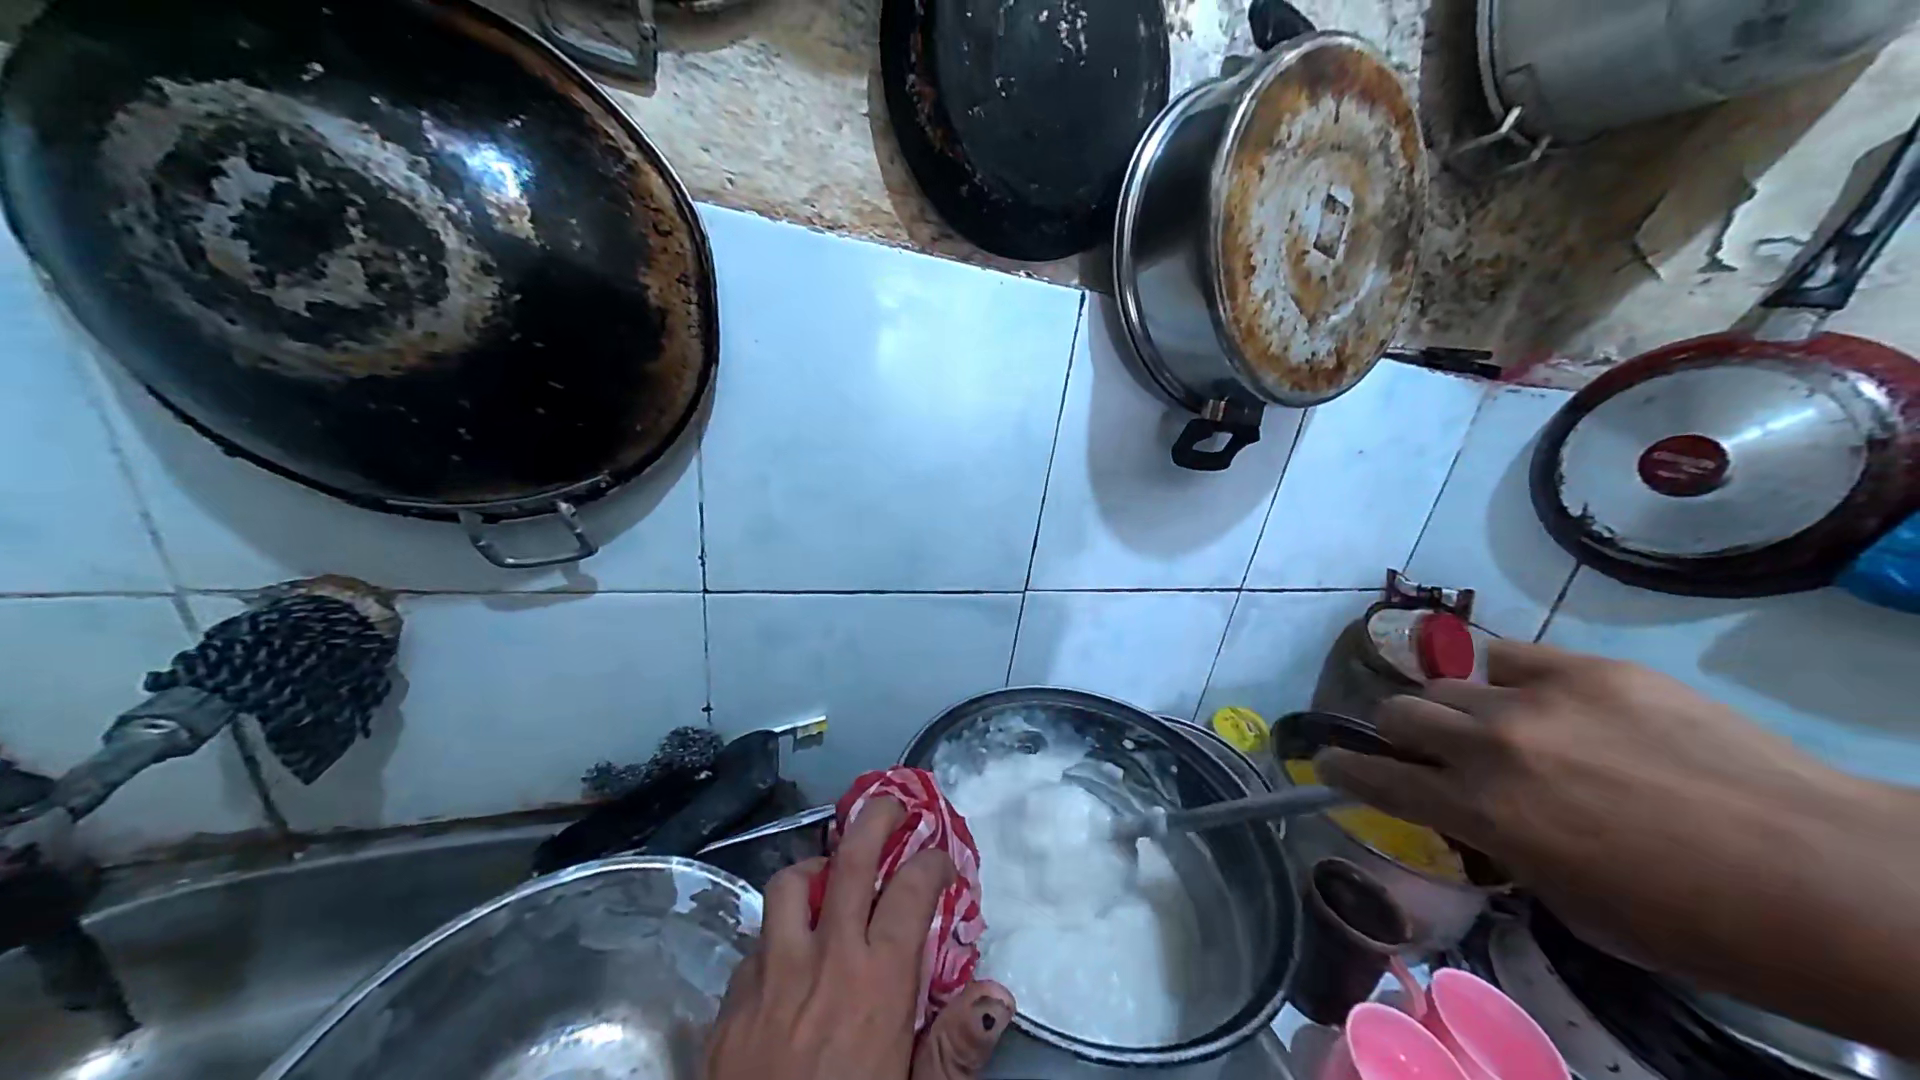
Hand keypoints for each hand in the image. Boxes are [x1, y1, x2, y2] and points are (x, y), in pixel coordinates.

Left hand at [705, 796, 1014, 1079]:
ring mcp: (770, 973)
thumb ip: (957, 1046)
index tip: (942, 861)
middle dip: (877, 819)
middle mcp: (824, 958)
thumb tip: (999, 994)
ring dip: (815, 870)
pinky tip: (786, 960)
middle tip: (891, 807)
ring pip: (789, 884)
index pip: (913, 891)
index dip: (932, 863)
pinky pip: (755, 943)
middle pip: (852, 859)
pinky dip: (777, 935)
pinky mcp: (730, 1000)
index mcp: (878, 980)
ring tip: (830, 879)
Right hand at [1315, 641, 1919, 1055]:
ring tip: (1497, 728)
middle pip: (1400, 712)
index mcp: (1482, 814)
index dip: (1343, 770)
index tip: (1326, 762)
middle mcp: (1490, 748)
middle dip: (1399, 733)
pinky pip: (1513, 661)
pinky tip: (1546, 704)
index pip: (1377, 779)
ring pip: (1451, 685)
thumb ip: (1503, 845)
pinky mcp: (1591, 670)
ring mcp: (1538, 700)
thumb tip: (1480, 814)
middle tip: (1424, 748)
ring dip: (1459, 711)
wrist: (1834, 877)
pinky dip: (1512, 683)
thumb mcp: (1570, 903)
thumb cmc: (1698, 923)